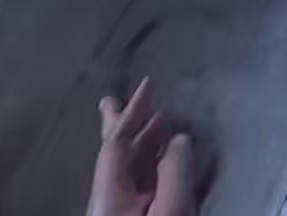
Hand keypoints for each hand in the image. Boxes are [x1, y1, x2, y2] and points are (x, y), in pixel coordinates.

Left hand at [87, 79, 195, 215]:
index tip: (147, 83)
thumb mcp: (172, 208)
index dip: (132, 111)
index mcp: (109, 198)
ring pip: (127, 169)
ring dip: (140, 140)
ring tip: (154, 118)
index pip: (116, 144)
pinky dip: (148, 160)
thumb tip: (180, 138)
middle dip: (119, 124)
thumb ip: (176, 168)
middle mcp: (107, 203)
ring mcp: (117, 213)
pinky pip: (138, 181)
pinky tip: (161, 155)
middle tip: (111, 98)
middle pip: (113, 155)